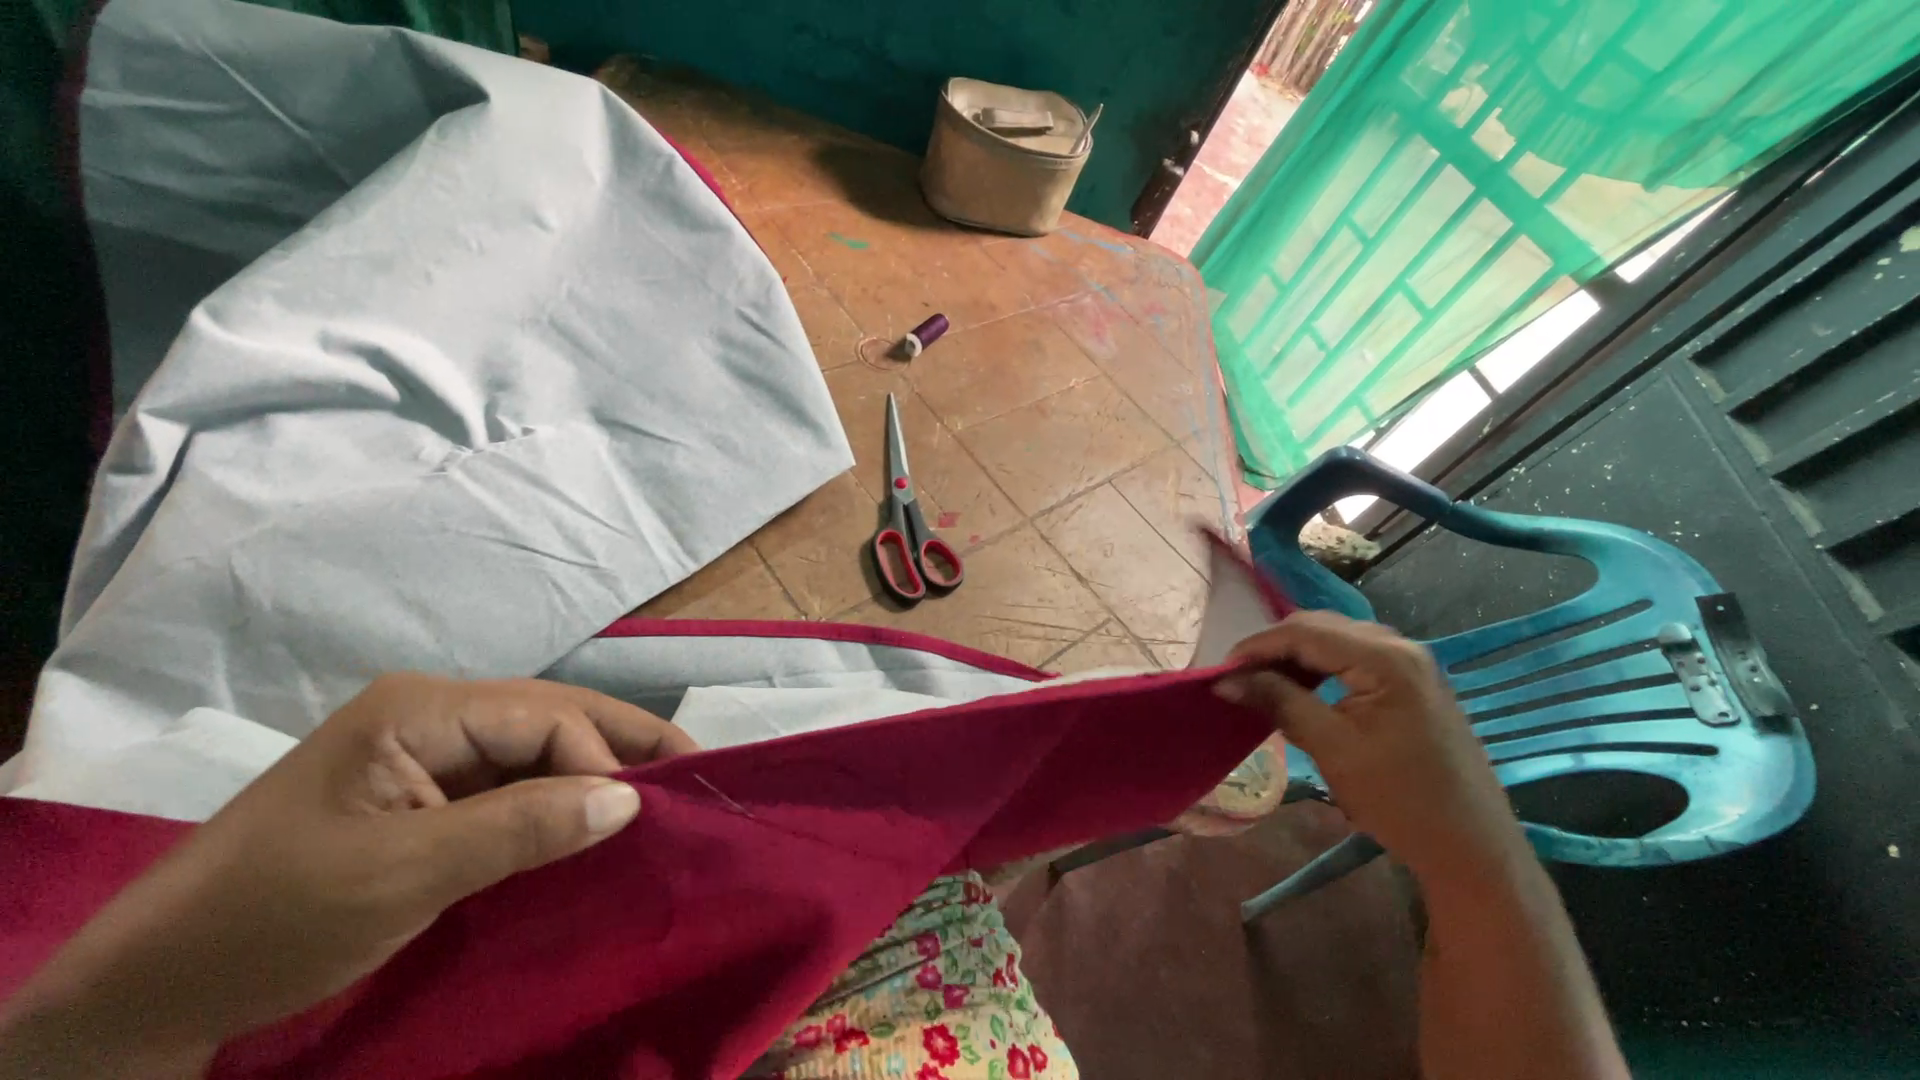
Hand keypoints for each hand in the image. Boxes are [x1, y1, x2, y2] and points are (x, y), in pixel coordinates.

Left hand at [0, 674, 697, 1077]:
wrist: (157, 985)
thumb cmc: (274, 918)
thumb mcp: (404, 874)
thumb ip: (521, 827)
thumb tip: (631, 798)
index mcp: (418, 710)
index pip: (544, 716)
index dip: (604, 757)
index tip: (650, 813)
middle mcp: (431, 714)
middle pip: (552, 717)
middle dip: (623, 745)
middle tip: (696, 772)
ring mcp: (427, 753)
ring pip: (539, 749)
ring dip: (596, 774)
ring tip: (661, 797)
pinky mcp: (426, 793)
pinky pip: (513, 784)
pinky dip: (560, 802)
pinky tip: (596, 822)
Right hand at [1214, 612, 1525, 886]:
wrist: (1470, 845)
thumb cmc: (1399, 799)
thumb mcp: (1331, 748)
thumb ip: (1278, 702)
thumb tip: (1225, 680)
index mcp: (1385, 658)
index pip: (1305, 632)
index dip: (1257, 647)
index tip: (1219, 671)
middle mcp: (1400, 647)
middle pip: (1320, 627)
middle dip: (1273, 647)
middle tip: (1237, 678)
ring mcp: (1410, 663)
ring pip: (1336, 640)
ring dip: (1295, 656)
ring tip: (1262, 684)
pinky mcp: (1411, 682)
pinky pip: (1353, 658)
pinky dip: (1319, 667)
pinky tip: (1300, 689)